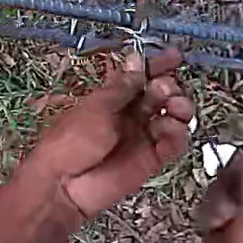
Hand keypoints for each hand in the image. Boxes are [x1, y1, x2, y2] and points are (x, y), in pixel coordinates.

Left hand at [19, 50, 193, 221]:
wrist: (63, 185)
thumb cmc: (71, 141)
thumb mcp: (96, 106)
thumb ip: (123, 87)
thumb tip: (138, 60)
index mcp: (112, 99)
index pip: (141, 77)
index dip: (157, 66)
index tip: (174, 57)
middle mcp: (129, 116)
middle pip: (161, 95)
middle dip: (168, 86)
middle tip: (164, 88)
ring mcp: (141, 138)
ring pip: (172, 117)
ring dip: (179, 107)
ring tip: (173, 107)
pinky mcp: (150, 160)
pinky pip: (173, 143)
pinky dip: (178, 134)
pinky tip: (170, 129)